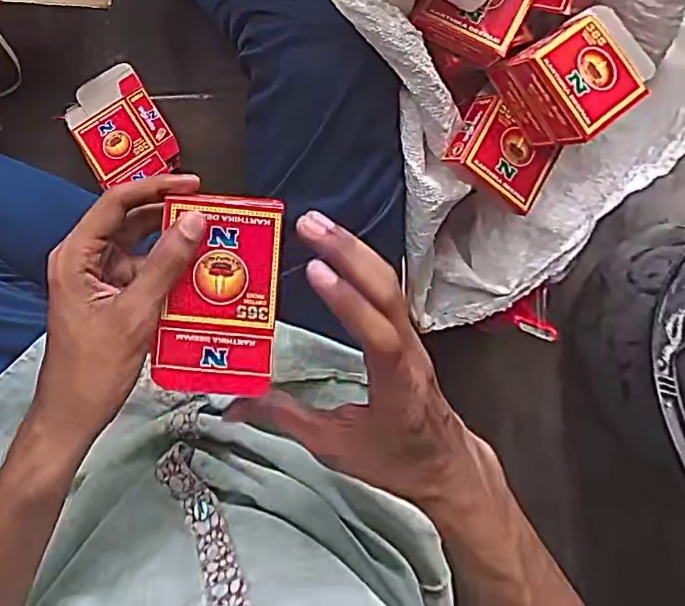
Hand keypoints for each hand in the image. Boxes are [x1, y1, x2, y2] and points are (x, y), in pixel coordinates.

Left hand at [31, 174, 205, 448]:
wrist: (71, 418)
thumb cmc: (91, 371)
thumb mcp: (135, 313)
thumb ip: (166, 264)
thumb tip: (194, 222)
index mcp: (76, 255)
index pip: (115, 203)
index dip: (154, 187)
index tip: (190, 183)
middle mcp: (83, 259)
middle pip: (127, 220)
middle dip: (167, 212)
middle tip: (205, 207)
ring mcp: (96, 277)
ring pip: (137, 245)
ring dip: (170, 241)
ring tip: (206, 236)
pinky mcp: (109, 295)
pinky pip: (141, 269)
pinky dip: (166, 268)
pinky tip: (193, 272)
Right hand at [228, 210, 498, 515]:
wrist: (446, 462)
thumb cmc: (396, 458)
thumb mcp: (337, 447)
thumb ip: (287, 418)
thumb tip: (238, 403)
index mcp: (396, 384)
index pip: (378, 336)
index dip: (348, 302)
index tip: (315, 271)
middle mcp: (407, 350)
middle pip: (385, 291)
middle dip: (347, 252)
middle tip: (309, 225)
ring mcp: (409, 334)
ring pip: (387, 280)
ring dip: (352, 247)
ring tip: (316, 222)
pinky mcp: (403, 326)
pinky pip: (385, 283)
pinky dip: (361, 257)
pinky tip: (338, 240)